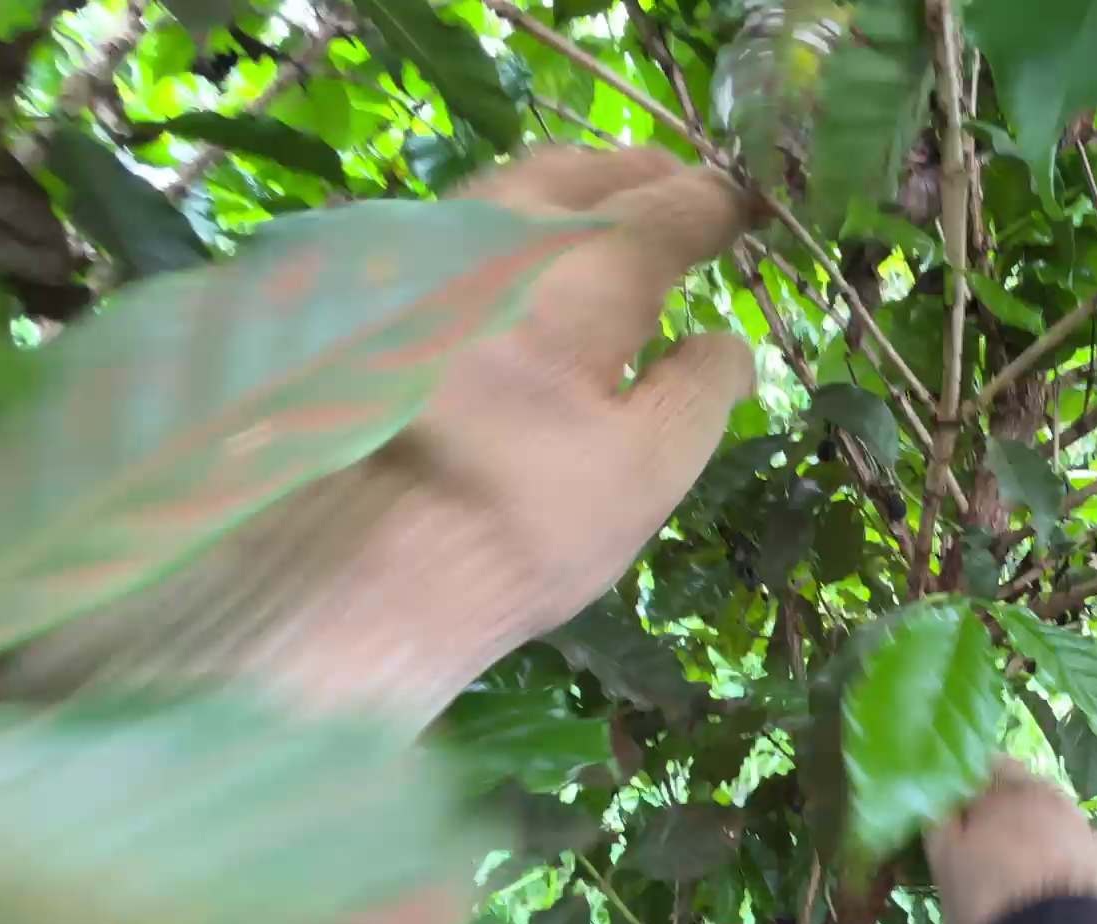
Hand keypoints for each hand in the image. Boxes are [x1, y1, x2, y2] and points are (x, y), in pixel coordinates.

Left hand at [0, 146, 754, 731]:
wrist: (348, 575)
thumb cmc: (526, 524)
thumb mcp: (652, 468)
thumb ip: (703, 389)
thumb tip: (727, 343)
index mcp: (580, 279)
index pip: (667, 212)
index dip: (718, 207)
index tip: (748, 211)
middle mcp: (494, 242)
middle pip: (584, 173)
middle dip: (647, 177)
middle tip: (690, 200)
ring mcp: (418, 259)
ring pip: (512, 190)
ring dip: (578, 194)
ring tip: (618, 219)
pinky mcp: (367, 295)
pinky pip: (462, 225)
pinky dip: (518, 228)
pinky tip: (529, 271)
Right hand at [925, 759, 1096, 923]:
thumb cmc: (986, 896)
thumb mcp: (944, 858)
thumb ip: (941, 819)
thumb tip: (943, 802)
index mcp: (1012, 788)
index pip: (993, 766)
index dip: (976, 786)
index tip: (964, 810)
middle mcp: (1054, 797)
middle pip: (1030, 791)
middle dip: (1013, 809)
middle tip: (993, 844)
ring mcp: (1087, 828)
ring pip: (1061, 819)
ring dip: (1046, 834)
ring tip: (1031, 872)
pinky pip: (1092, 851)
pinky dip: (1081, 860)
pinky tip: (1070, 883)